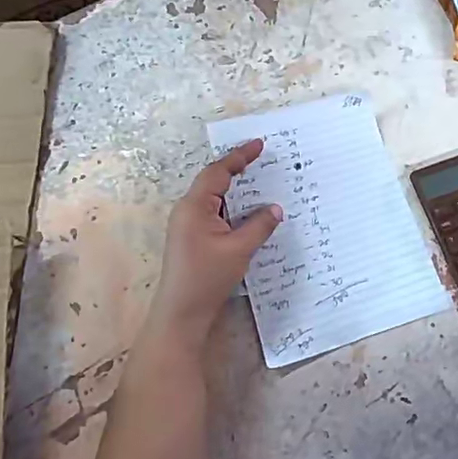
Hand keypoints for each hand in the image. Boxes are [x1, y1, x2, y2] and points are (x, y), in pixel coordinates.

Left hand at [148, 140, 283, 344]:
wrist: (182, 314)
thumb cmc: (207, 278)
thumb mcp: (239, 250)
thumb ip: (260, 225)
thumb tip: (276, 208)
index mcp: (194, 207)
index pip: (218, 172)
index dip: (239, 156)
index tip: (259, 144)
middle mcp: (188, 211)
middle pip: (214, 181)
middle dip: (238, 168)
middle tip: (262, 158)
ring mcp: (189, 225)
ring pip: (215, 198)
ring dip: (236, 190)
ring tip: (261, 181)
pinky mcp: (193, 238)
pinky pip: (215, 213)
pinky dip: (233, 208)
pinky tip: (250, 212)